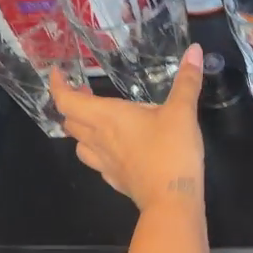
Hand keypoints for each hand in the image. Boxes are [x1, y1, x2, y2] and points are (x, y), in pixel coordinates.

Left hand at [50, 43, 205, 211]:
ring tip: (95, 124)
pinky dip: (99, 154)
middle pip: (70, 122)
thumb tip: (195, 50)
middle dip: (72, 106)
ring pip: (80, 146)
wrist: (172, 202)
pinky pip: (98, 165)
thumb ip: (187, 82)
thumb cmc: (171, 152)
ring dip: (82, 132)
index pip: (67, 100)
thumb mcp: (182, 112)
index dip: (57, 85)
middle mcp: (100, 140)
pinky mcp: (118, 182)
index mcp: (107, 117)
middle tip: (85, 94)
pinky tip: (115, 152)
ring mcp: (106, 165)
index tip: (59, 73)